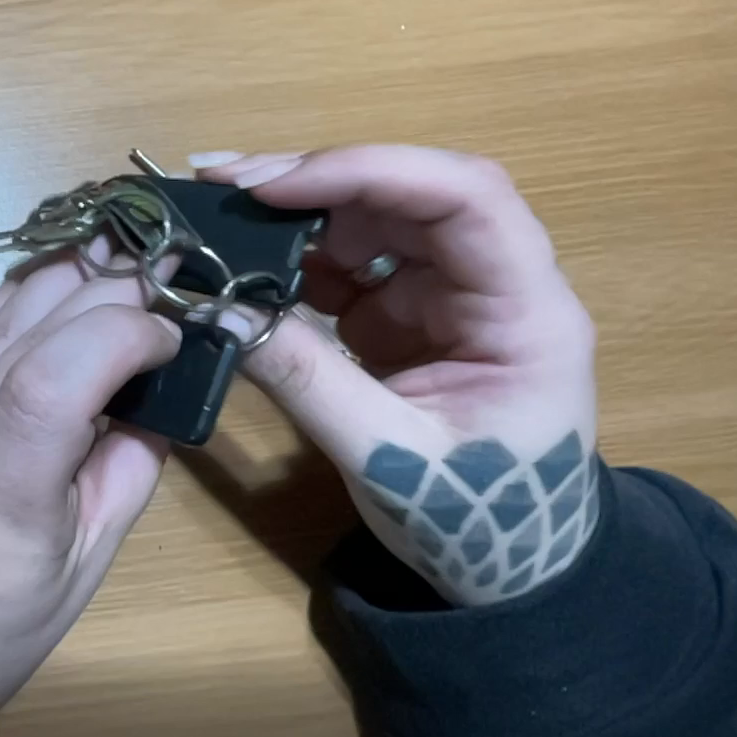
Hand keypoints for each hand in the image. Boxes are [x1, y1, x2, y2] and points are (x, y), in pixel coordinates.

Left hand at [0, 244, 181, 725]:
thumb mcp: (83, 574)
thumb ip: (127, 474)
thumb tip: (153, 381)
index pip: (44, 392)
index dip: (113, 337)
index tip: (164, 337)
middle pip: (19, 345)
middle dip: (98, 296)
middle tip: (151, 284)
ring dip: (55, 285)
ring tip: (109, 266)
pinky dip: (5, 306)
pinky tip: (43, 291)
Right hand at [190, 146, 599, 604]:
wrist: (504, 563)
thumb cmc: (471, 517)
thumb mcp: (384, 455)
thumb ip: (305, 380)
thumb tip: (220, 311)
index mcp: (522, 309)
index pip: (463, 197)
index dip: (366, 174)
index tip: (269, 188)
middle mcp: (486, 279)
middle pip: (405, 192)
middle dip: (311, 178)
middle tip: (217, 181)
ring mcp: (440, 292)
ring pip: (367, 217)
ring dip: (290, 209)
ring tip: (214, 212)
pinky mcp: (399, 311)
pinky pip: (340, 261)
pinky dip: (286, 254)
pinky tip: (239, 259)